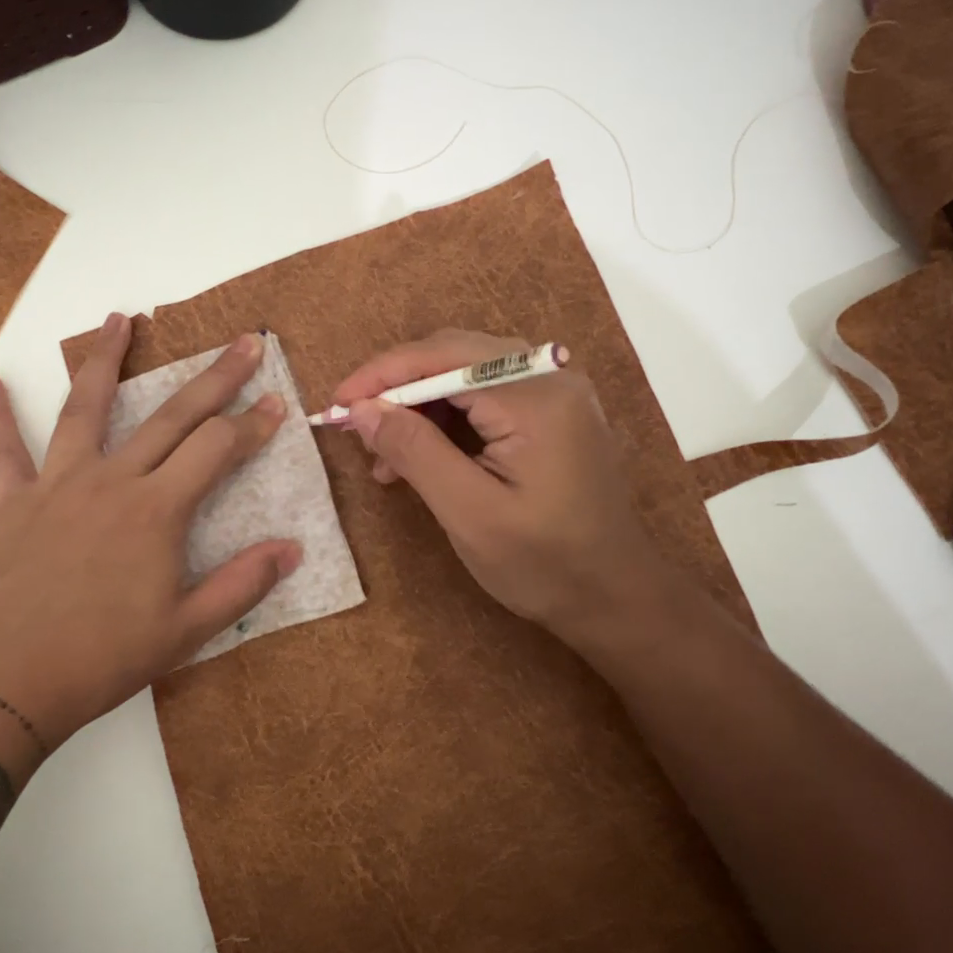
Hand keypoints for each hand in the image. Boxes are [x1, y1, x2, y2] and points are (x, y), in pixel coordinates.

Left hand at [0, 315, 300, 757]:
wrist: (3, 684)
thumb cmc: (101, 661)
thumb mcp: (185, 632)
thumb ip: (241, 585)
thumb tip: (292, 548)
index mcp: (156, 511)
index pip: (217, 449)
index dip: (253, 424)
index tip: (278, 402)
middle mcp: (111, 481)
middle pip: (170, 415)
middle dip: (213, 377)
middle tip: (243, 341)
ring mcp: (57, 485)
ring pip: (85, 407)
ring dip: (104, 359)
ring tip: (119, 318)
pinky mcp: (11, 502)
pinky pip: (3, 451)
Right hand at [334, 329, 668, 643]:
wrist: (615, 597)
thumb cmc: (544, 563)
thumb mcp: (468, 512)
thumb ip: (414, 451)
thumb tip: (361, 409)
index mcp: (536, 396)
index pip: (443, 356)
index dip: (382, 374)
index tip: (337, 405)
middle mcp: (550, 377)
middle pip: (454, 355)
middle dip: (397, 387)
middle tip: (354, 427)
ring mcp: (555, 393)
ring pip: (465, 374)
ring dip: (418, 405)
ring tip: (382, 455)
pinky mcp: (552, 413)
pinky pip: (485, 396)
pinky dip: (446, 418)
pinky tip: (419, 456)